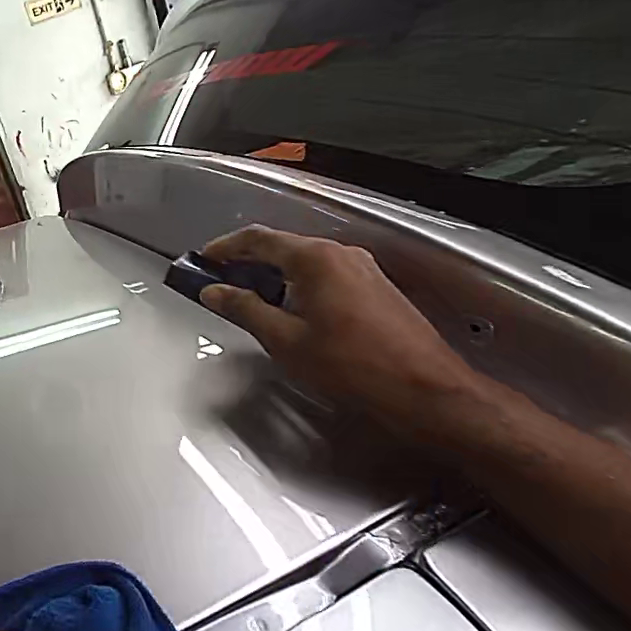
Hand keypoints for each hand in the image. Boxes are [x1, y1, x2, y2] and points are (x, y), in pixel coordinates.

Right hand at [198, 226, 491, 440]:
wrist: (425, 391)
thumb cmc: (353, 366)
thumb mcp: (283, 339)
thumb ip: (244, 309)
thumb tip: (215, 292)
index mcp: (316, 260)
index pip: (258, 239)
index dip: (225, 247)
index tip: (205, 258)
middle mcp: (342, 256)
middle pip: (283, 246)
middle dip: (247, 260)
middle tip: (220, 277)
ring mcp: (363, 270)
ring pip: (305, 261)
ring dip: (273, 273)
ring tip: (248, 295)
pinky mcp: (375, 289)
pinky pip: (325, 274)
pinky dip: (298, 284)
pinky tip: (288, 308)